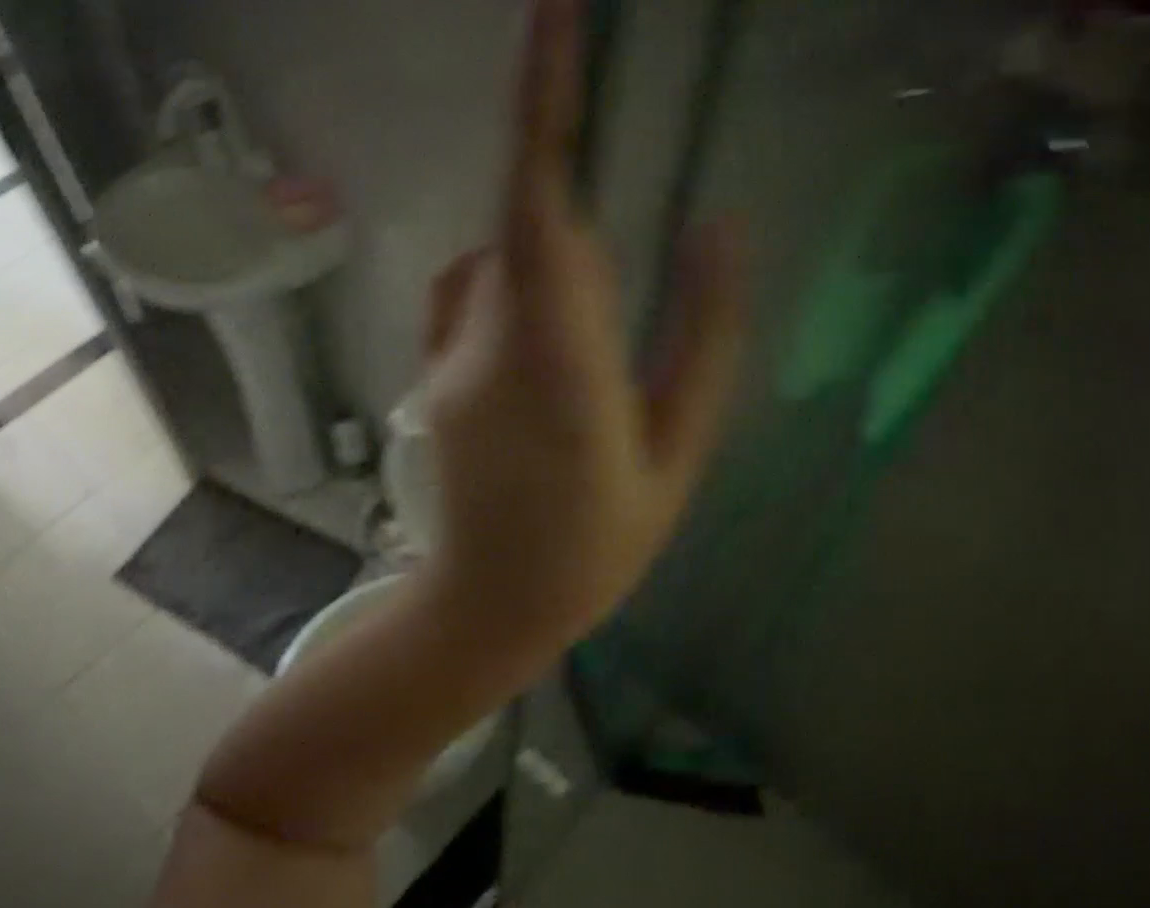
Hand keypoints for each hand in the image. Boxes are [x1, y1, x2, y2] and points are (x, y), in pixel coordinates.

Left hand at [419, 0, 745, 656]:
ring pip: (504, 266)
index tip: (554, 12)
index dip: (544, 103)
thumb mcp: (676, 455)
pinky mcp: (428, 375)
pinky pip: (474, 299)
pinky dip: (516, 306)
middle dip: (585, 249)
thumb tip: (720, 226)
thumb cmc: (595, 549)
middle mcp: (486, 342)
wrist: (488, 606)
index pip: (542, 203)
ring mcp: (445, 359)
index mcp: (559, 361)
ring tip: (578, 393)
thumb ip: (702, 338)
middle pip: (533, 232)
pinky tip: (538, 383)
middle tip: (609, 365)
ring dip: (554, 287)